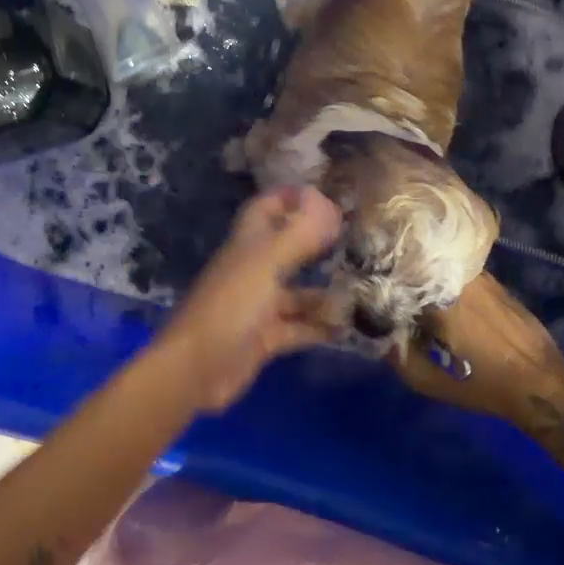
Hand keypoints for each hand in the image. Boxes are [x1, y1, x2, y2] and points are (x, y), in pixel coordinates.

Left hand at [157, 184, 344, 411]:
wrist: (197, 368)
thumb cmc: (231, 306)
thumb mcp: (266, 264)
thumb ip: (298, 234)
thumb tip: (326, 201)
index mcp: (246, 245)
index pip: (265, 210)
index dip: (290, 198)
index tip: (327, 196)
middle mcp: (251, 270)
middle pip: (286, 249)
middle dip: (317, 245)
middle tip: (358, 243)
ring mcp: (258, 306)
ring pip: (297, 293)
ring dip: (326, 294)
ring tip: (366, 291)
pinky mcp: (264, 338)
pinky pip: (299, 328)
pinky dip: (321, 327)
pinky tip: (350, 327)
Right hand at [389, 271, 563, 422]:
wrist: (546, 385)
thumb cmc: (491, 387)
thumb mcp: (439, 387)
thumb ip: (404, 362)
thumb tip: (381, 340)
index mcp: (441, 304)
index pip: (397, 285)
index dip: (382, 294)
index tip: (373, 308)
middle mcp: (459, 282)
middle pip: (418, 271)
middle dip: (403, 284)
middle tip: (395, 304)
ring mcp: (480, 278)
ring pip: (439, 269)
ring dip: (426, 281)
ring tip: (419, 302)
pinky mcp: (496, 283)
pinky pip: (460, 274)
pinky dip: (446, 282)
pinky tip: (446, 303)